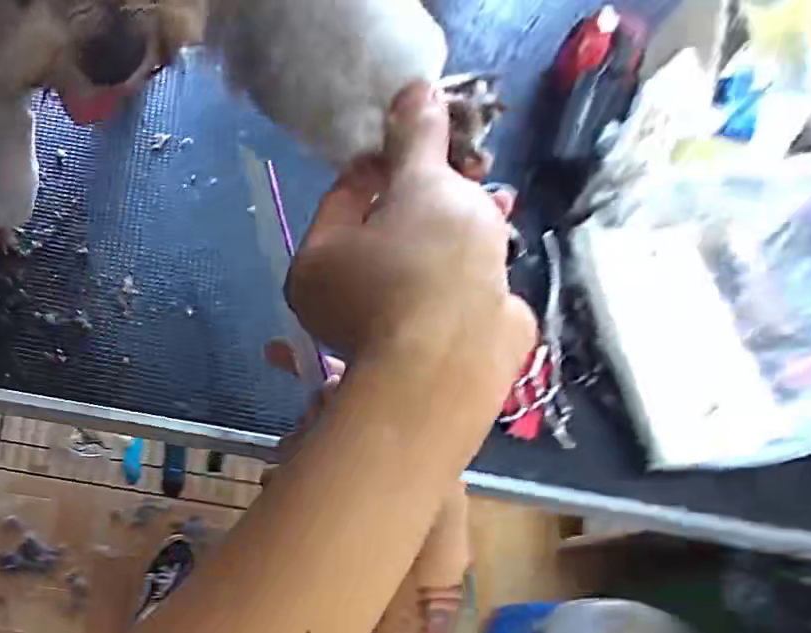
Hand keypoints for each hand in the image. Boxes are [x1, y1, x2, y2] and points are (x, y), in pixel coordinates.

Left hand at [286, 82, 537, 399]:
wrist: (454, 357)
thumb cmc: (426, 263)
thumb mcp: (421, 184)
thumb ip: (416, 139)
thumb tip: (411, 95)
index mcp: (314, 264)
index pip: (344, 194)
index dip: (388, 160)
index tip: (428, 143)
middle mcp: (332, 303)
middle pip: (380, 229)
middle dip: (429, 194)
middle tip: (468, 171)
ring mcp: (372, 330)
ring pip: (411, 261)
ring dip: (453, 227)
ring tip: (495, 203)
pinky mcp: (411, 347)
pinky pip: (433, 291)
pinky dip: (459, 267)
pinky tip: (496, 244)